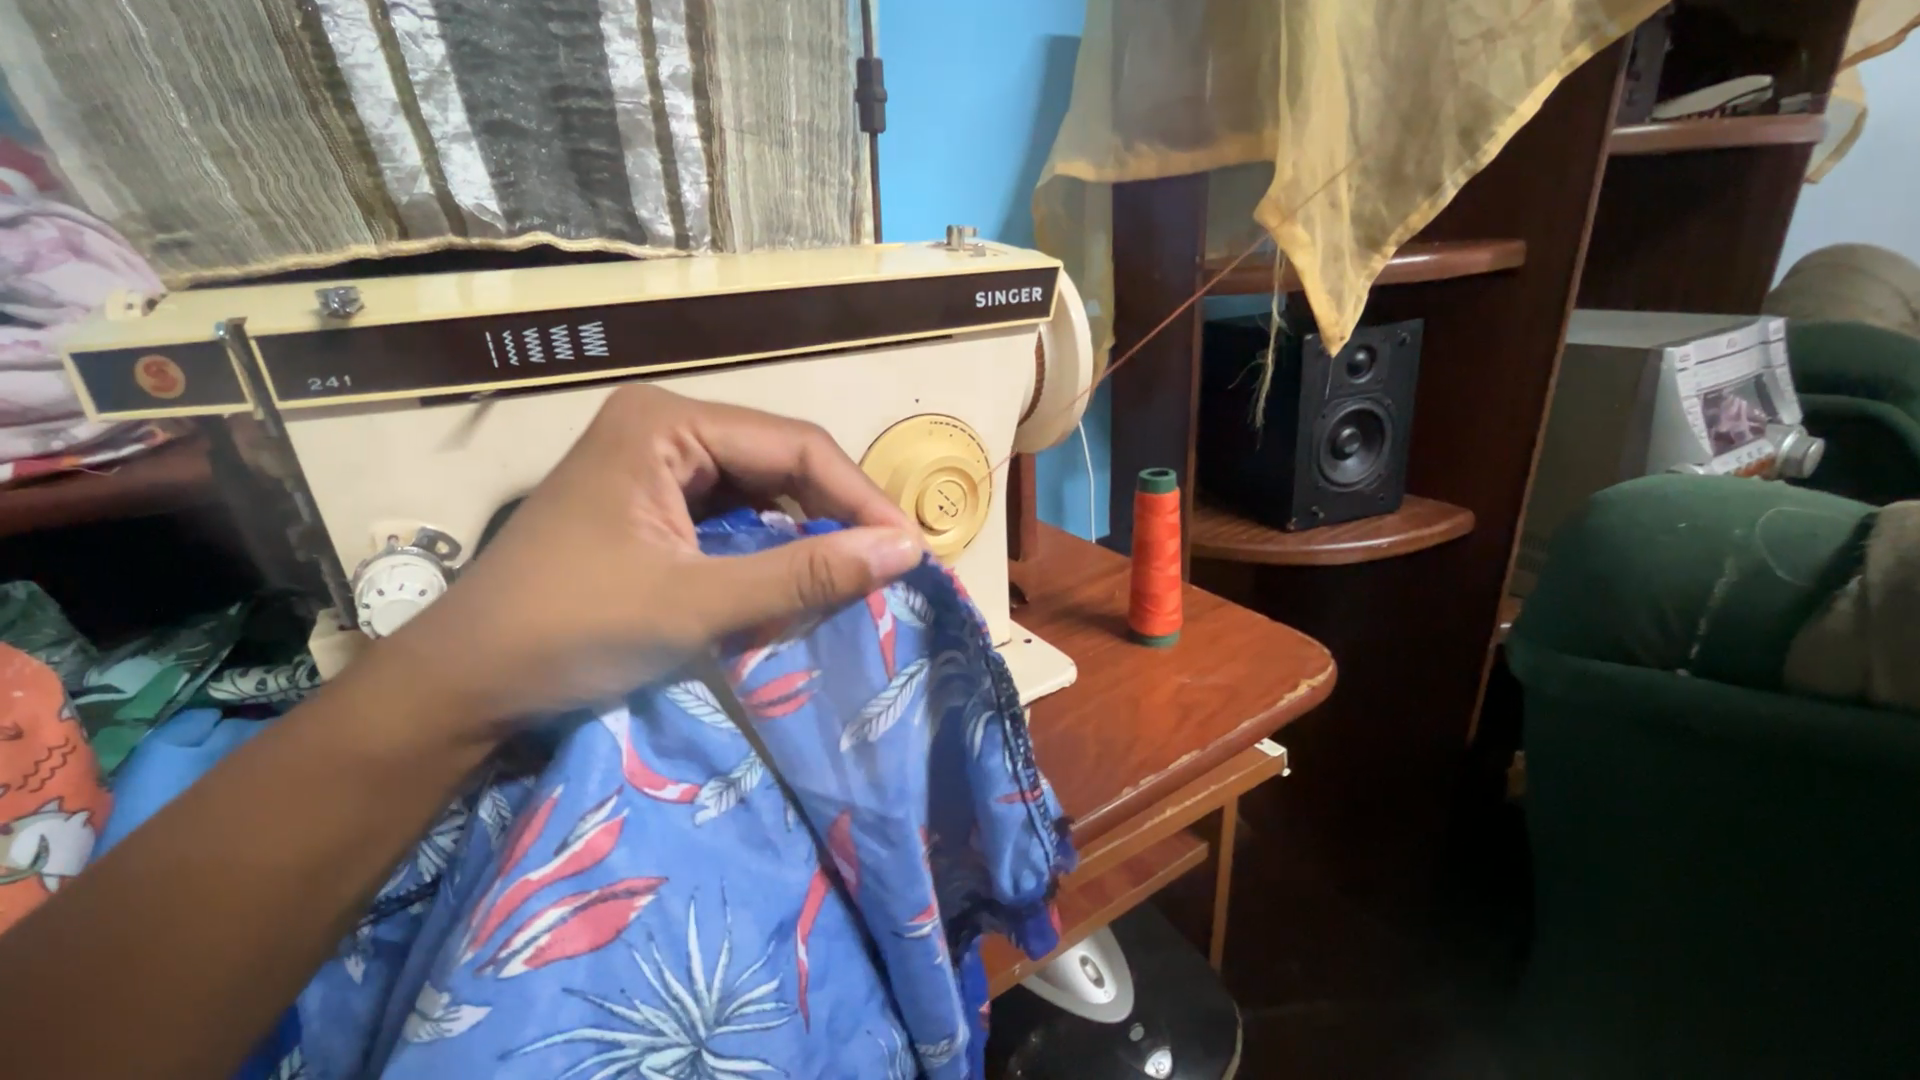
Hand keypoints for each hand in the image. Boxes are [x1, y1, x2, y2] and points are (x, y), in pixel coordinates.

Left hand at [366, 385, 924, 735]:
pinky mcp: (649, 506)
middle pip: (781, 462)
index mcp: (667, 423)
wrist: (463, 684)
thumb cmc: (570, 630)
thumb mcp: (697, 604)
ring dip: (807, 534)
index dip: (860, 498)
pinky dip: (769, 549)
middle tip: (889, 567)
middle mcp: (663, 428)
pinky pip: (732, 517)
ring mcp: (653, 466)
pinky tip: (797, 579)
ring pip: (761, 491)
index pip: (796, 446)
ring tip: (854, 577)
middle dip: (836, 516)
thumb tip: (906, 550)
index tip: (912, 551)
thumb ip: (804, 574)